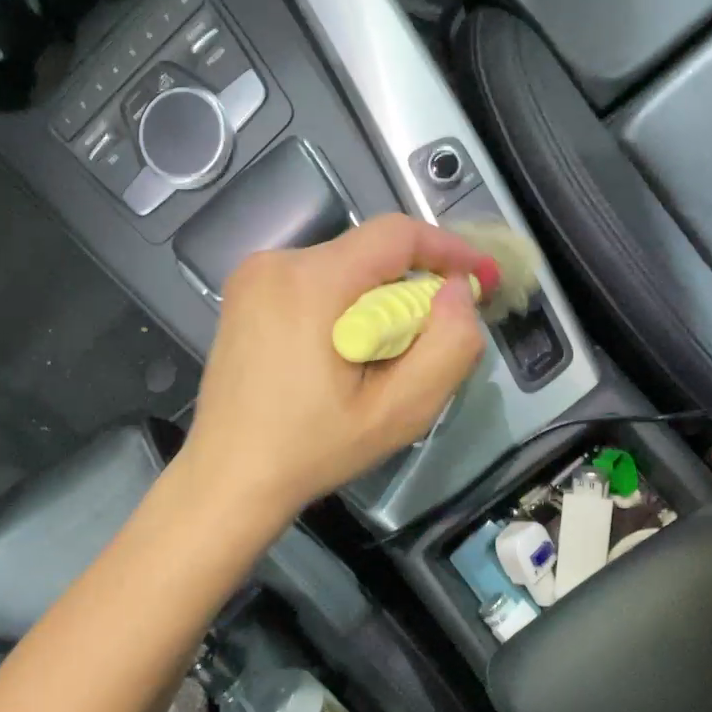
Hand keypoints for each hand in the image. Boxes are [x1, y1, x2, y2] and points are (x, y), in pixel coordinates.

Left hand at [176, 214, 488, 516]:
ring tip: (379, 360)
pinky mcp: (241, 297)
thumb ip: (447, 345)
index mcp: (311, 281)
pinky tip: (339, 357)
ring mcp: (251, 278)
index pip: (396, 234)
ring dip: (373, 301)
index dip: (448, 249)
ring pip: (340, 268)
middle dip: (408, 289)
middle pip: (367, 254)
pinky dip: (339, 307)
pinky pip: (310, 284)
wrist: (230, 477)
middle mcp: (275, 263)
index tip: (481, 279)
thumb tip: (457, 290)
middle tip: (427, 342)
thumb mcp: (398, 411)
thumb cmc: (312, 450)